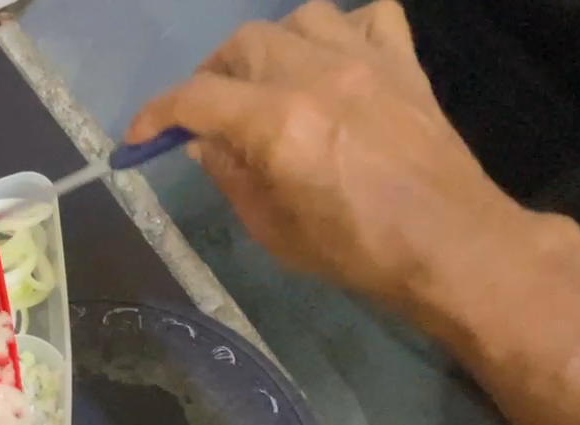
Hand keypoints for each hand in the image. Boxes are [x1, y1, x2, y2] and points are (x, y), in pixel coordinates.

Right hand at [126, 1, 573, 316]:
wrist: (442, 240)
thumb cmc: (345, 247)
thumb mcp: (266, 224)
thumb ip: (229, 172)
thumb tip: (201, 141)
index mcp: (278, 126)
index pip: (196, 99)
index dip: (155, 114)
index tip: (137, 137)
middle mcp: (318, 77)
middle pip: (242, 44)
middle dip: (207, 78)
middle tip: (199, 116)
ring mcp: (367, 61)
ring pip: (298, 19)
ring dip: (266, 49)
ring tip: (259, 85)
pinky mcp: (403, 61)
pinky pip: (365, 17)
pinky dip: (334, 34)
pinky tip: (324, 67)